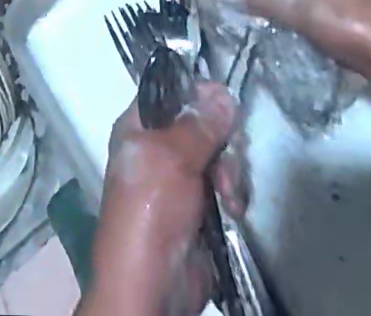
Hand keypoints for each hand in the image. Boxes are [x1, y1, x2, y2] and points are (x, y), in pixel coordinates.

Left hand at [80, 83, 238, 315]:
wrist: (153, 279)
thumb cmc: (149, 208)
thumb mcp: (170, 157)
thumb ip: (196, 125)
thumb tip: (219, 91)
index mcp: (137, 127)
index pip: (167, 92)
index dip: (194, 91)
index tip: (224, 97)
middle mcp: (157, 147)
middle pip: (201, 126)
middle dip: (221, 145)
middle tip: (224, 166)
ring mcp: (179, 178)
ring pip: (218, 157)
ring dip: (230, 176)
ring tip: (226, 199)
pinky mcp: (201, 207)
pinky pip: (226, 187)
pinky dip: (233, 197)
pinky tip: (232, 212)